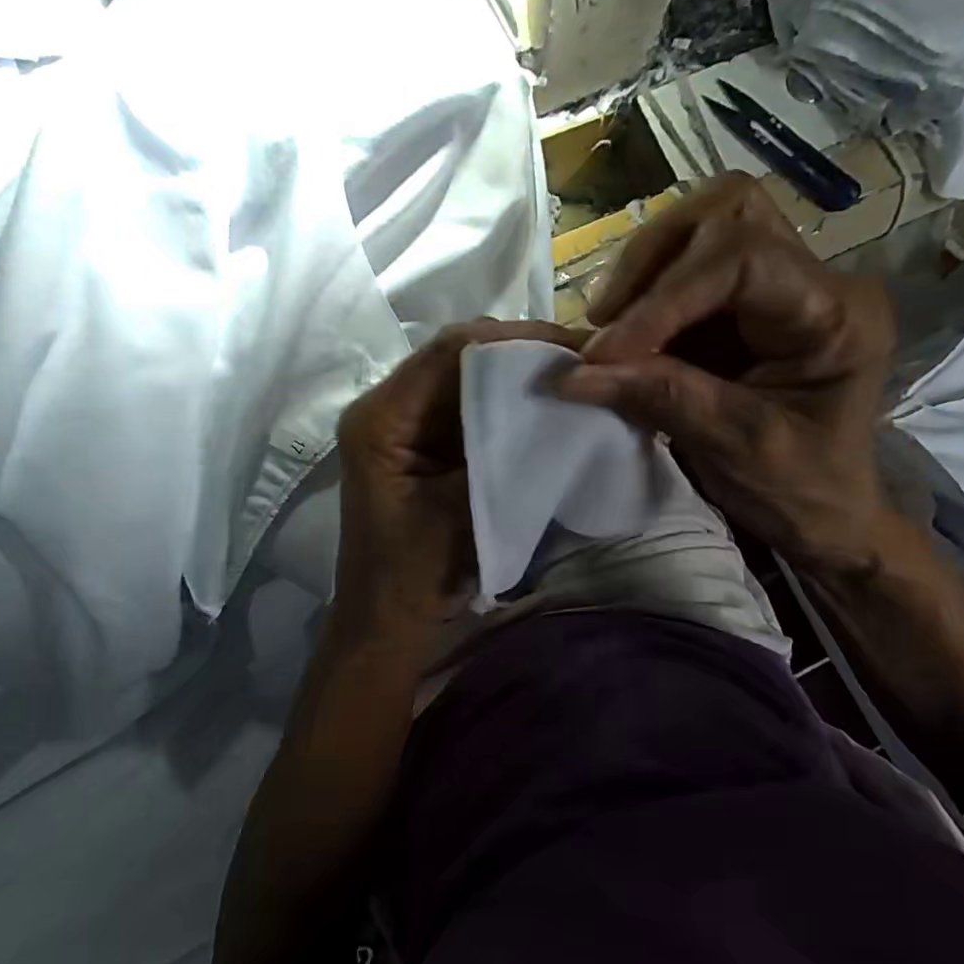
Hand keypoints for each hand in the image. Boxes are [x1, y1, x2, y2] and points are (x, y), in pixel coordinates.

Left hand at [335, 319, 584, 635]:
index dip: (512, 340)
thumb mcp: (463, 512)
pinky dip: (504, 402)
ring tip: (573, 374)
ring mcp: (402, 424)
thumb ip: (502, 451)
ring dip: (514, 374)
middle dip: (518, 352)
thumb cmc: (414, 576)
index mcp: (380, 418)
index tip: (573, 345)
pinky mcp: (420, 442)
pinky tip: (544, 404)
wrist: (386, 622)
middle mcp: (386, 408)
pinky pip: (465, 405)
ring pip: (464, 378)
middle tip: (583, 356)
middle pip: (456, 357)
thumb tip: (559, 401)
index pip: (448, 352)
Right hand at [553, 174, 895, 569]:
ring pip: (698, 226)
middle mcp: (808, 281)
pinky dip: (636, 291)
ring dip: (640, 269)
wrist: (823, 515)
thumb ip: (661, 399)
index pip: (743, 259)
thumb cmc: (802, 490)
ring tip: (604, 329)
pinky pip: (677, 266)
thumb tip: (573, 376)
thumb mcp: (737, 448)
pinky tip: (610, 327)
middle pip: (726, 210)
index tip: (605, 355)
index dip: (664, 298)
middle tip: (603, 320)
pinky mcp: (732, 305)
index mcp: (834, 314)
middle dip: (652, 258)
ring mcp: (769, 287)